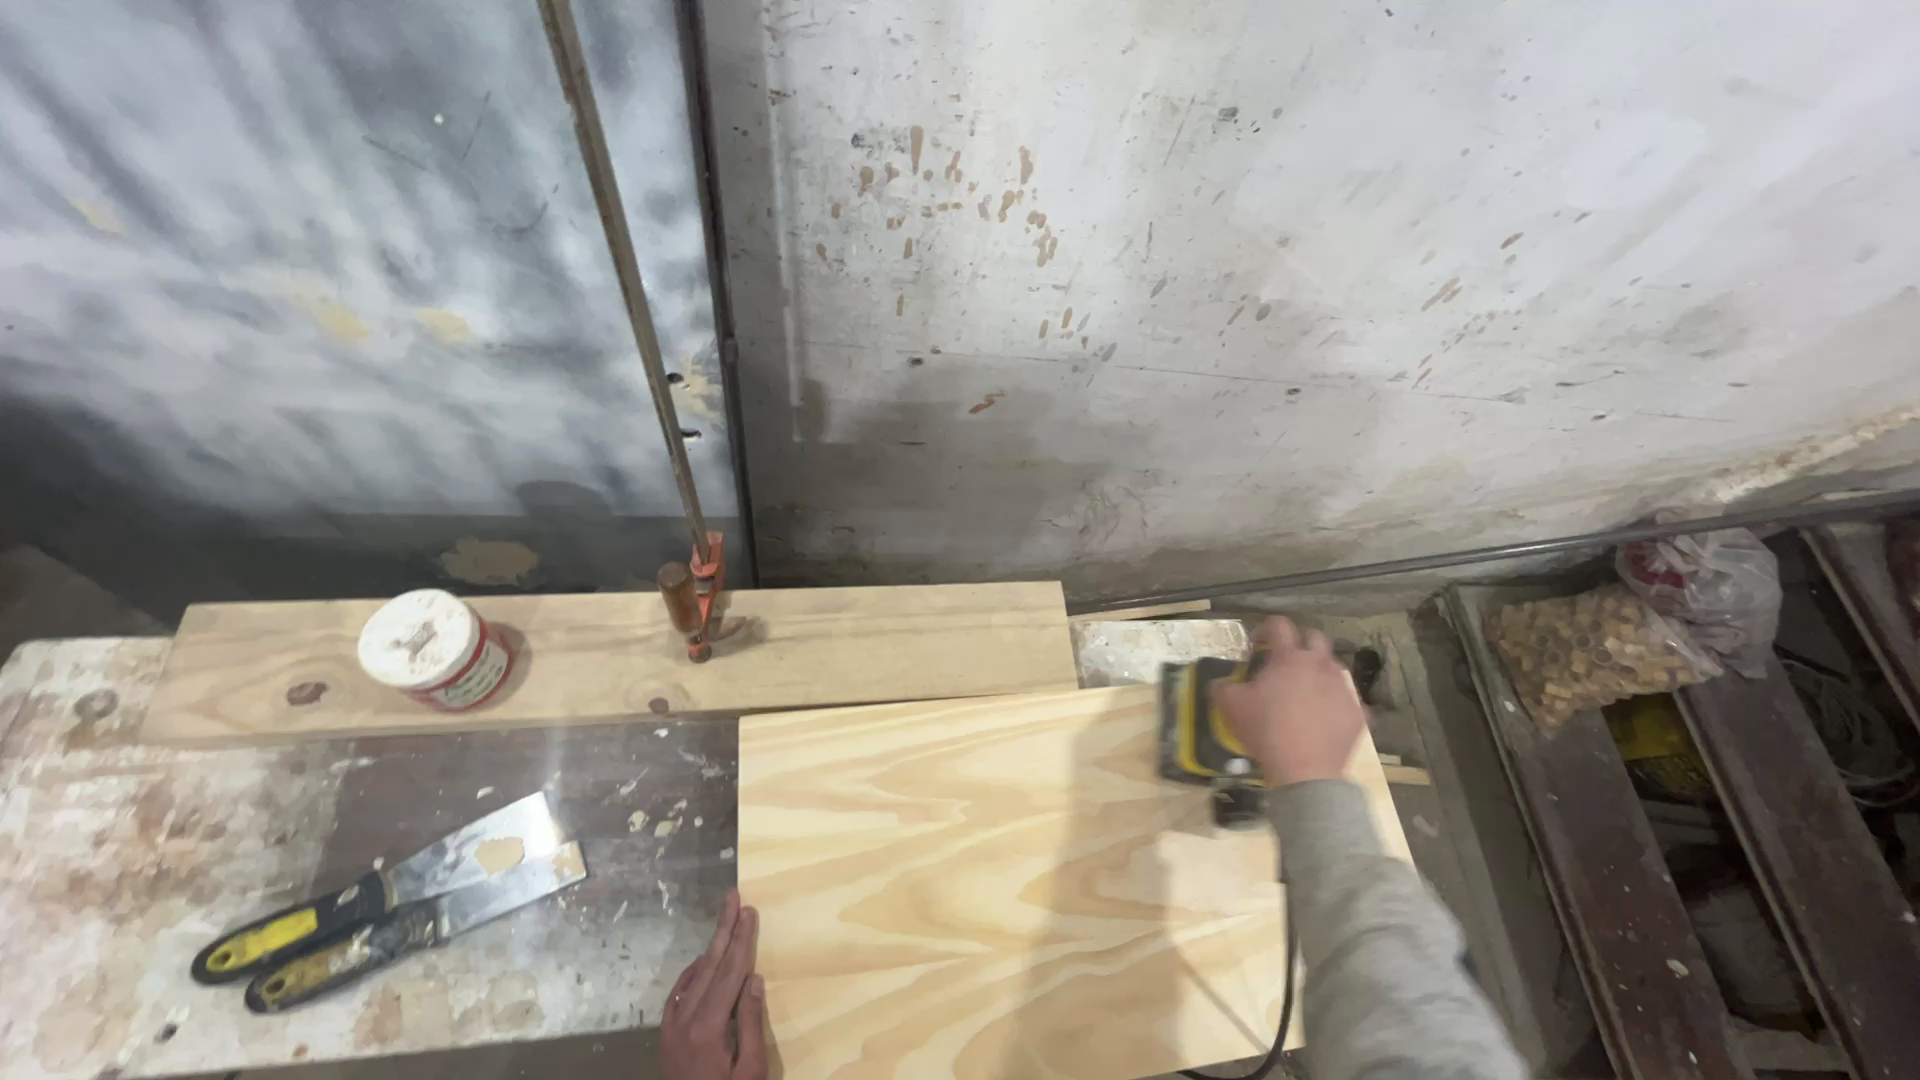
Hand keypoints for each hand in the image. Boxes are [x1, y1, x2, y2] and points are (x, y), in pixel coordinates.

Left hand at [661, 889, 765, 1079]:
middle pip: (709, 964)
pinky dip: (694, 971)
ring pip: (694, 976)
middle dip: (724, 929)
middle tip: (733, 896)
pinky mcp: (666, 1037)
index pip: (730, 972)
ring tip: (726, 920)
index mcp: (708, 1028)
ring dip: (712, 946)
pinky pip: (680, 994)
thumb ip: (751, 1022)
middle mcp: (684, 1022)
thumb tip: (753, 978)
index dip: (742, 940)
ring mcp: (671, 1029)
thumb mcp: (752, 1071)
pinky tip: (704, 960)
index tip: (750, 911)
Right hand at [1211, 617, 1365, 786]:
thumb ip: (1222, 686)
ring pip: (1334, 667)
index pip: (1279, 625)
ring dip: (1319, 672)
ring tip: (1305, 691)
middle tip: (1284, 662)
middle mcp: (1320, 665)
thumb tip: (1221, 681)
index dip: (1265, 628)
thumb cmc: (1265, 730)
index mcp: (1289, 658)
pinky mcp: (1358, 713)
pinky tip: (1324, 717)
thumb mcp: (1230, 706)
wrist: (1305, 770)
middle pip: (1315, 637)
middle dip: (1299, 643)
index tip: (1256, 644)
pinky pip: (1349, 700)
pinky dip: (1336, 703)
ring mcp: (1343, 689)